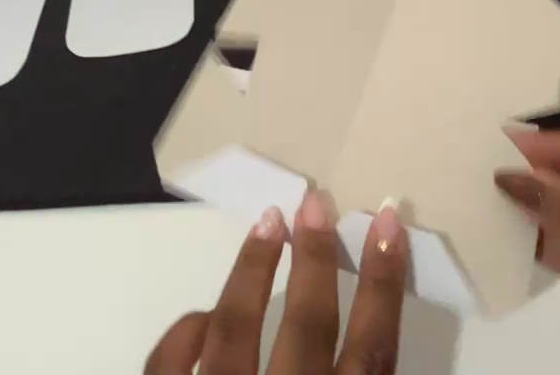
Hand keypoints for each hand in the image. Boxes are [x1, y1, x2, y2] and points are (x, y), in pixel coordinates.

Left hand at [145, 190, 408, 374]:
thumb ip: (358, 373)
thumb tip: (370, 332)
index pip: (371, 350)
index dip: (383, 283)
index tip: (388, 222)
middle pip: (307, 328)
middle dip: (316, 260)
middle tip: (316, 201)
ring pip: (235, 332)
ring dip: (252, 272)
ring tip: (269, 222)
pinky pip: (170, 368)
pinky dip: (185, 335)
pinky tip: (200, 314)